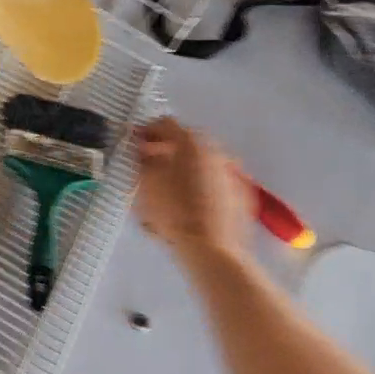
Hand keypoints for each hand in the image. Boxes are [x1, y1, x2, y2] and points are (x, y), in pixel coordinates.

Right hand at [134, 117, 251, 262]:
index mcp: (190, 141)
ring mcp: (231, 172)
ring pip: (200, 164)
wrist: (211, 249)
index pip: (164, 123)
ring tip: (166, 189)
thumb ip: (142, 159)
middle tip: (148, 166)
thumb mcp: (146, 181)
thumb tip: (143, 150)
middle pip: (185, 143)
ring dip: (182, 169)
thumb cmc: (173, 210)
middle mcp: (215, 149)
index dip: (145, 131)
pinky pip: (213, 183)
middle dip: (165, 151)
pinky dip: (200, 187)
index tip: (133, 143)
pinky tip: (187, 205)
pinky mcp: (241, 195)